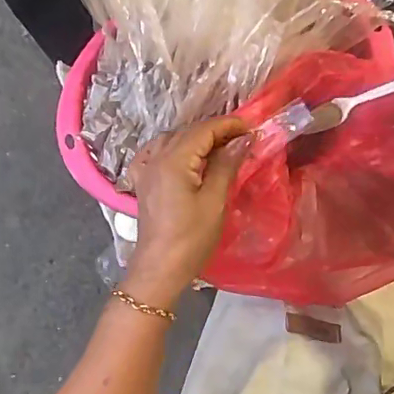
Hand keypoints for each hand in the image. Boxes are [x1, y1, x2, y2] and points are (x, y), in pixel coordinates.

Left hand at [123, 115, 250, 309]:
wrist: (160, 268)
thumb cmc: (191, 238)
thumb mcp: (214, 201)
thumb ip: (227, 165)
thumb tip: (244, 139)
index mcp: (174, 160)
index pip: (203, 130)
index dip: (228, 125)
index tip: (251, 127)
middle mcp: (156, 158)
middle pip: (187, 133)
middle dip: (214, 131)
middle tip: (241, 139)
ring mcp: (145, 170)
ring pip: (171, 141)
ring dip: (195, 139)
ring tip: (218, 148)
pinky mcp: (142, 184)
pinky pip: (154, 154)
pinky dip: (171, 149)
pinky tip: (182, 156)